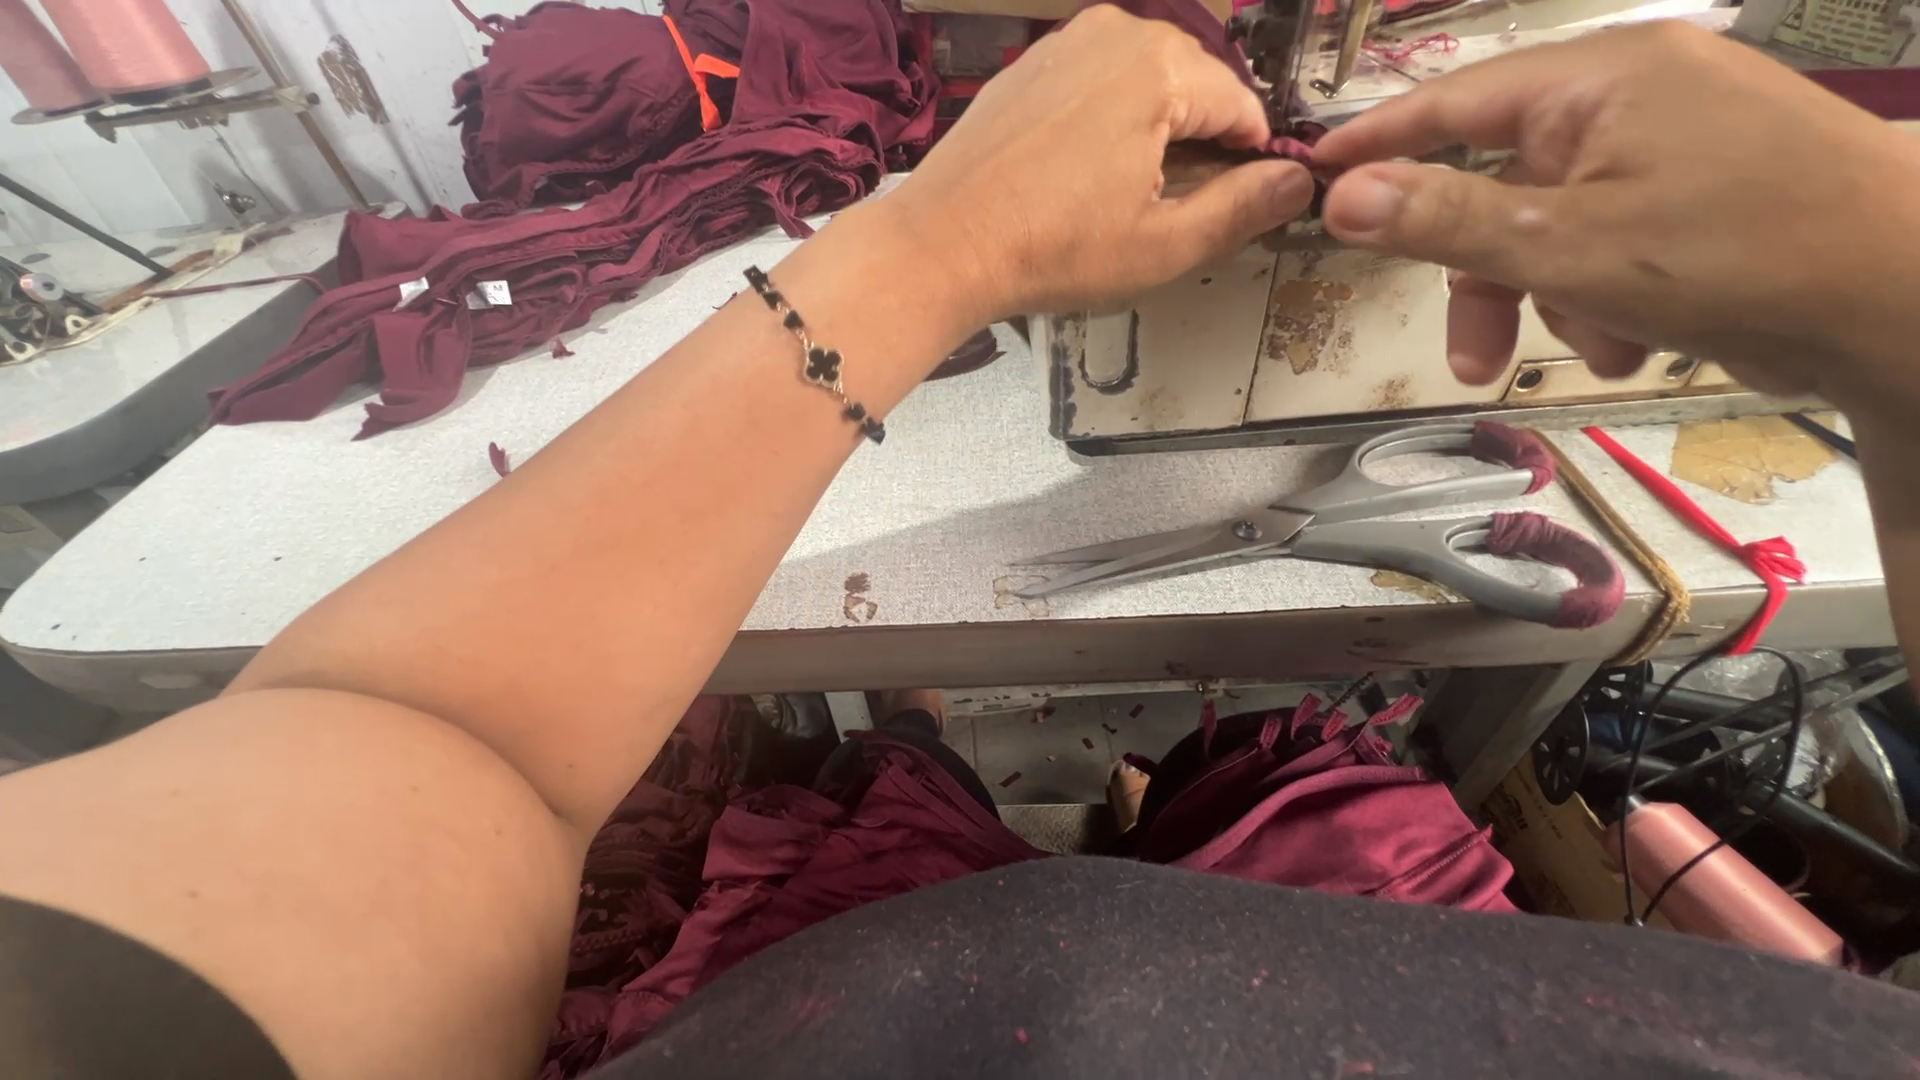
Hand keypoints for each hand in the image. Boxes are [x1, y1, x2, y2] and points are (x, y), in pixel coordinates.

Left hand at [888, 5, 1314, 320]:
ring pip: (1140, 82)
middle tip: (1168, 210)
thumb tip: (1298, 181)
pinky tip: (1079, 174)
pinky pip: (1091, 84)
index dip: (1248, 159)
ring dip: (1149, 133)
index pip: (1239, 104)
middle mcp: (1113, 32)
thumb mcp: (1160, 246)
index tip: (1237, 204)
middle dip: (1195, 143)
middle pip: (1190, 85)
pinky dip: (1103, 122)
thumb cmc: (1053, 251)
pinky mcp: (1025, 67)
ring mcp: (1060, 43)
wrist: (941, 247)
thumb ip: (1240, 209)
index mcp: (1159, 67)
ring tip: (1120, 197)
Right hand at [1312, 20, 1919, 415]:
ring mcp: (1661, 147)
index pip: (1449, 101)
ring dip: (1542, 301)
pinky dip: (1592, 299)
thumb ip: (1439, 219)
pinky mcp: (1687, 196)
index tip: (1309, 176)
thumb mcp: (1557, 244)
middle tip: (1464, 351)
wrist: (1905, 302)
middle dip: (1481, 277)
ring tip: (1588, 349)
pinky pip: (1594, 245)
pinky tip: (1629, 339)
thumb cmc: (1729, 255)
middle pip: (1494, 187)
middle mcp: (1626, 100)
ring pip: (1540, 230)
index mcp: (1597, 81)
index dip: (1373, 142)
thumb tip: (1338, 196)